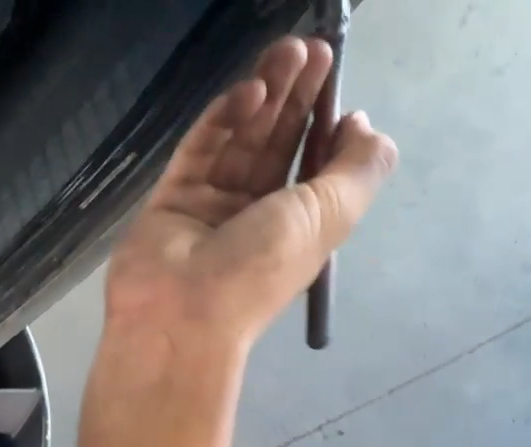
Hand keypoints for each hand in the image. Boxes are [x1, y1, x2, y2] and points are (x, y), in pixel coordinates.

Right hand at [104, 37, 397, 355]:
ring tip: (285, 50)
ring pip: (238, 142)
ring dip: (264, 98)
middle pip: (277, 146)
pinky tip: (247, 92)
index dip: (327, 127)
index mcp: (294, 227)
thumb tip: (361, 124)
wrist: (180, 311)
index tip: (338, 91)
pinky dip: (220, 121)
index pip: (313, 167)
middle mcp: (251, 215)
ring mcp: (207, 207)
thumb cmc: (260, 267)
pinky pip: (197, 153)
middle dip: (297, 98)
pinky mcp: (168, 201)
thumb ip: (360, 163)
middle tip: (313, 50)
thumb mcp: (333, 213)